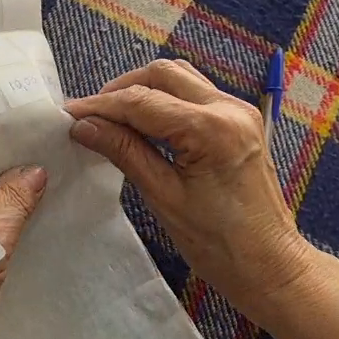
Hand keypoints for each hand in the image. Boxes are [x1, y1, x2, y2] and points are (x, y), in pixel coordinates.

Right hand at [64, 59, 328, 322]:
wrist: (270, 265)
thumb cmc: (218, 243)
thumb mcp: (163, 197)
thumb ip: (124, 152)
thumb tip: (83, 126)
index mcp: (212, 129)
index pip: (142, 102)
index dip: (100, 106)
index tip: (67, 114)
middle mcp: (229, 108)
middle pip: (162, 74)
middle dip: (121, 90)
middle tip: (90, 116)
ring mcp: (238, 111)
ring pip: (179, 77)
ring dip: (142, 90)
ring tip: (111, 117)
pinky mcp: (238, 120)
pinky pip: (193, 93)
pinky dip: (162, 99)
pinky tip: (141, 122)